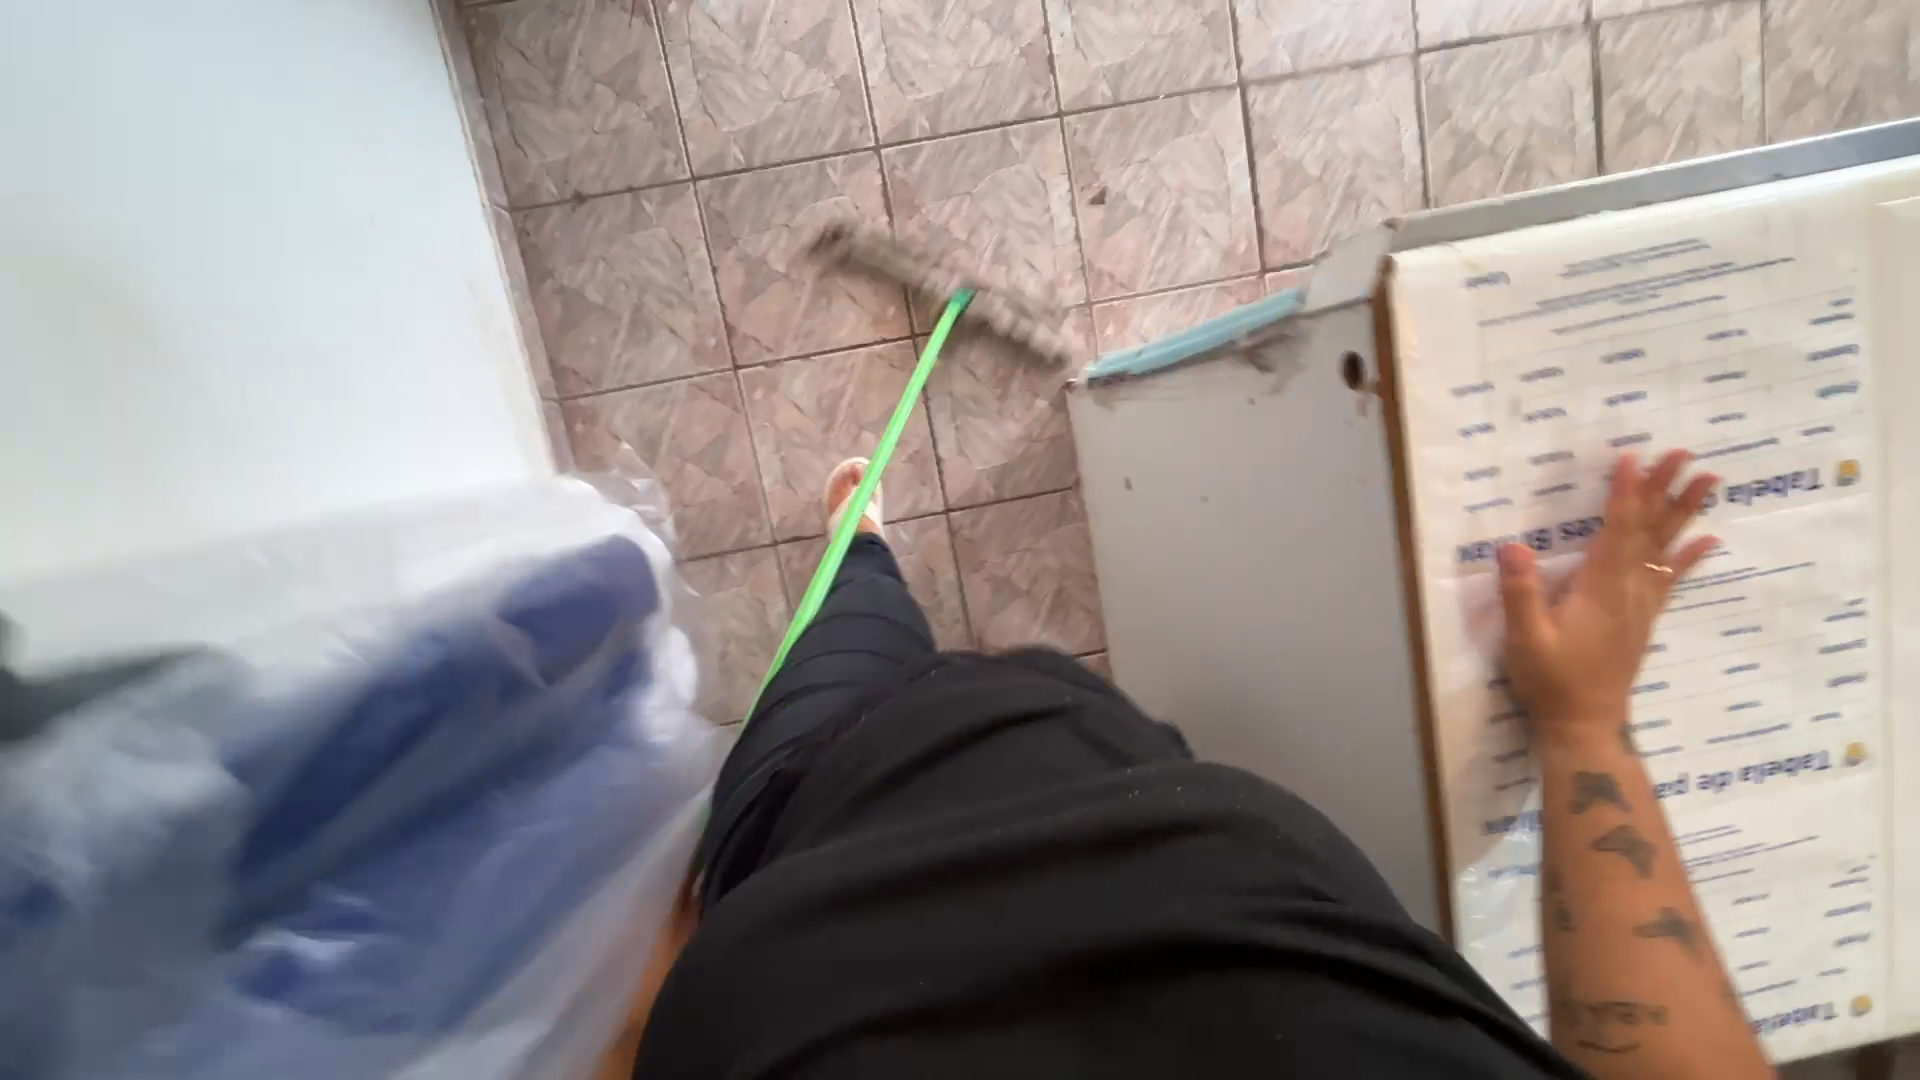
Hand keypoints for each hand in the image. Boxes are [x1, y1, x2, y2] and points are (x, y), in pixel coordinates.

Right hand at [1497, 450, 1718, 743]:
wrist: (1583, 722)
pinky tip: (1705, 541)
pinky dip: (1686, 557)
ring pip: (1664, 549)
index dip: (1624, 495)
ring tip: (1707, 480)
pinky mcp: (1640, 618)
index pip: (1616, 531)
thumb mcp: (1524, 637)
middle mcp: (1628, 591)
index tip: (1632, 459)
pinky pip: (1669, 579)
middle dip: (1664, 492)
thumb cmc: (1549, 679)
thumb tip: (1512, 545)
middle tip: (1683, 455)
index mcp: (1599, 590)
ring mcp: (1639, 605)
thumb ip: (1520, 592)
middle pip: (1649, 533)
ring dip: (1683, 513)